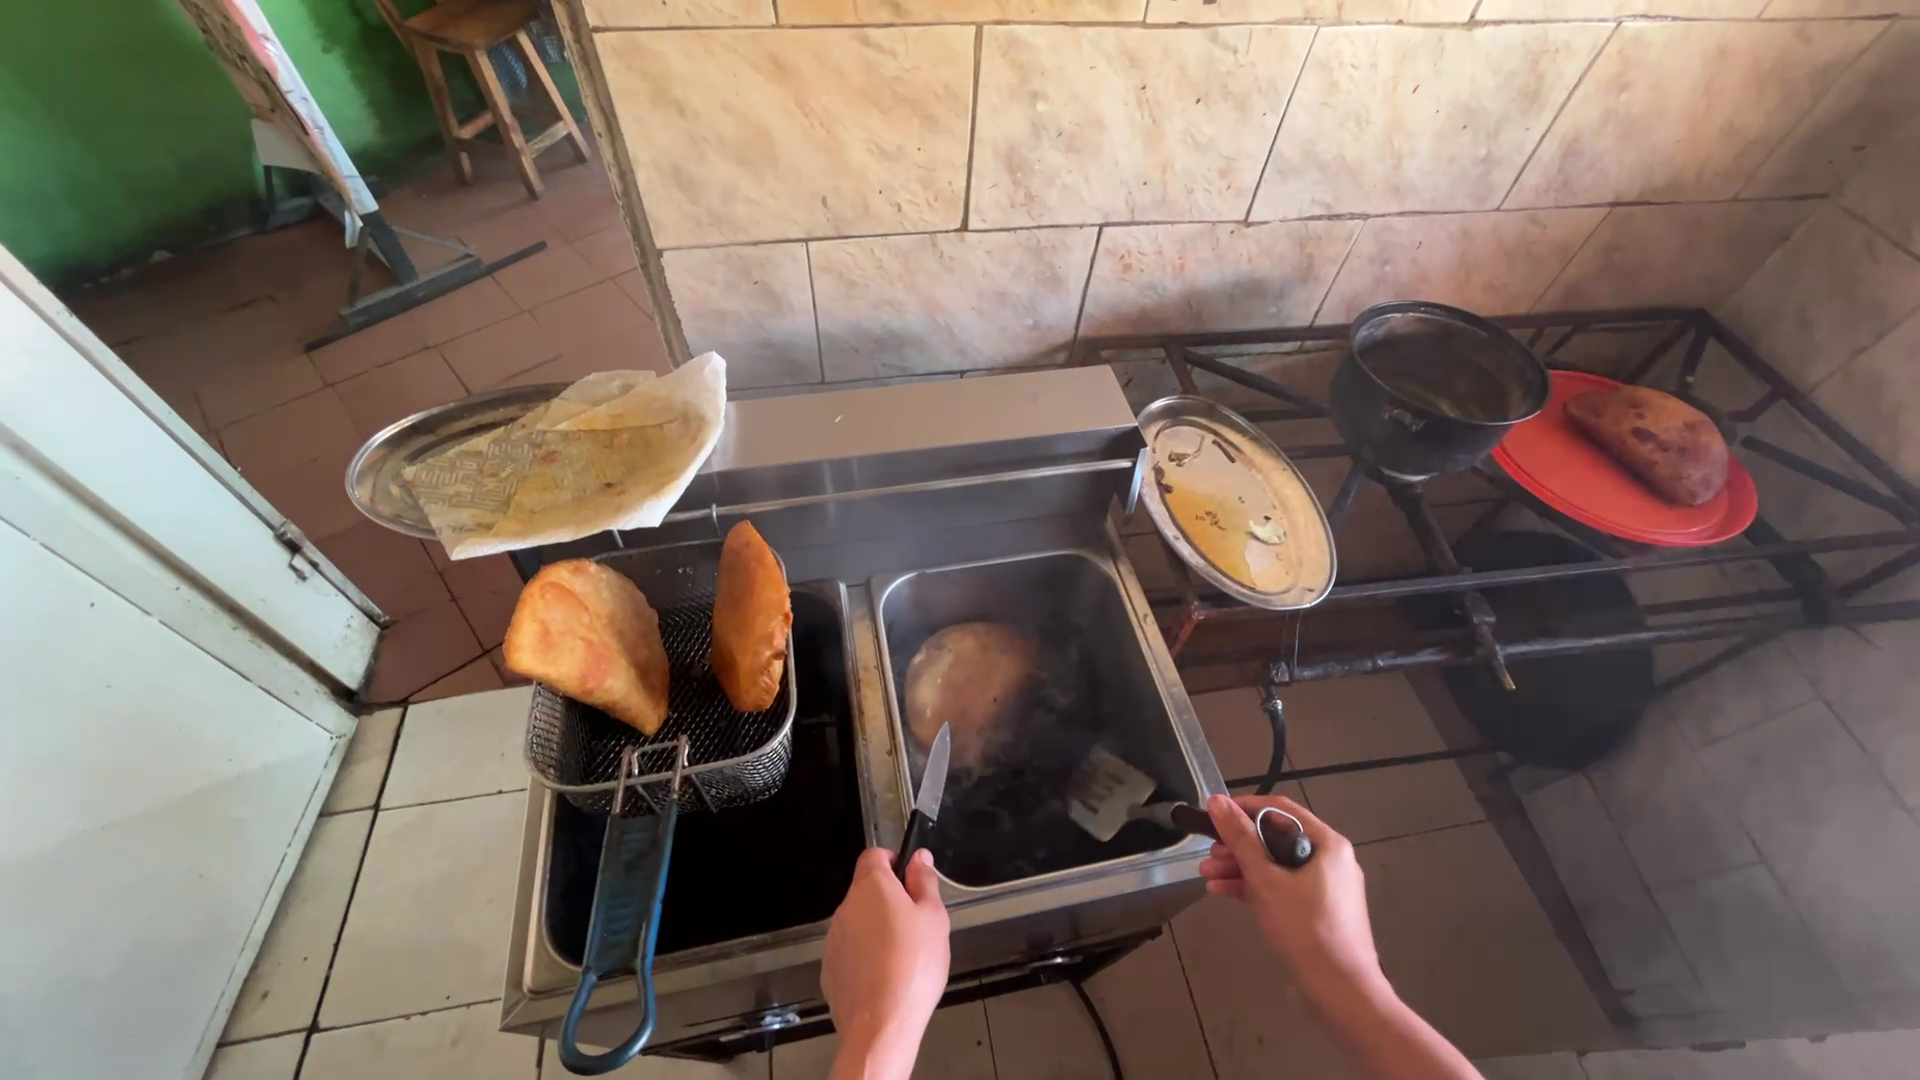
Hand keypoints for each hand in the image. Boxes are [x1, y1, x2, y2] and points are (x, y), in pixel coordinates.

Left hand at [822, 847, 949, 1077]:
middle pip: (867, 891)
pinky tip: (884, 978)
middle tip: (915, 924)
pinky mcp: (829, 969)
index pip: (874, 855)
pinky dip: (865, 957)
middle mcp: (846, 907)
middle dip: (889, 900)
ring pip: (858, 923)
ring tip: (903, 957)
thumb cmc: (913, 964)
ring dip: (876, 930)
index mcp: (871, 886)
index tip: (910, 881)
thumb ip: (924, 882)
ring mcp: (834, 939)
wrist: (881, 1025)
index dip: (893, 861)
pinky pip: (850, 952)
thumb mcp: (933, 917)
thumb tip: (919, 857)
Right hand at [1199, 795, 1384, 1001]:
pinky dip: (1254, 886)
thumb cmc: (1305, 929)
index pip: (1279, 809)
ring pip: (1275, 864)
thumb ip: (1240, 838)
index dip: (1243, 808)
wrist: (1341, 995)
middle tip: (1208, 852)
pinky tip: (1223, 891)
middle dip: (1237, 845)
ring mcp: (1324, 887)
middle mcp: (1329, 859)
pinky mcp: (1316, 910)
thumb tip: (1216, 800)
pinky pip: (1281, 887)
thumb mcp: (1266, 880)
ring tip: (1207, 875)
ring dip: (1240, 867)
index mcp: (1327, 844)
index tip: (1213, 814)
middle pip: (1275, 837)